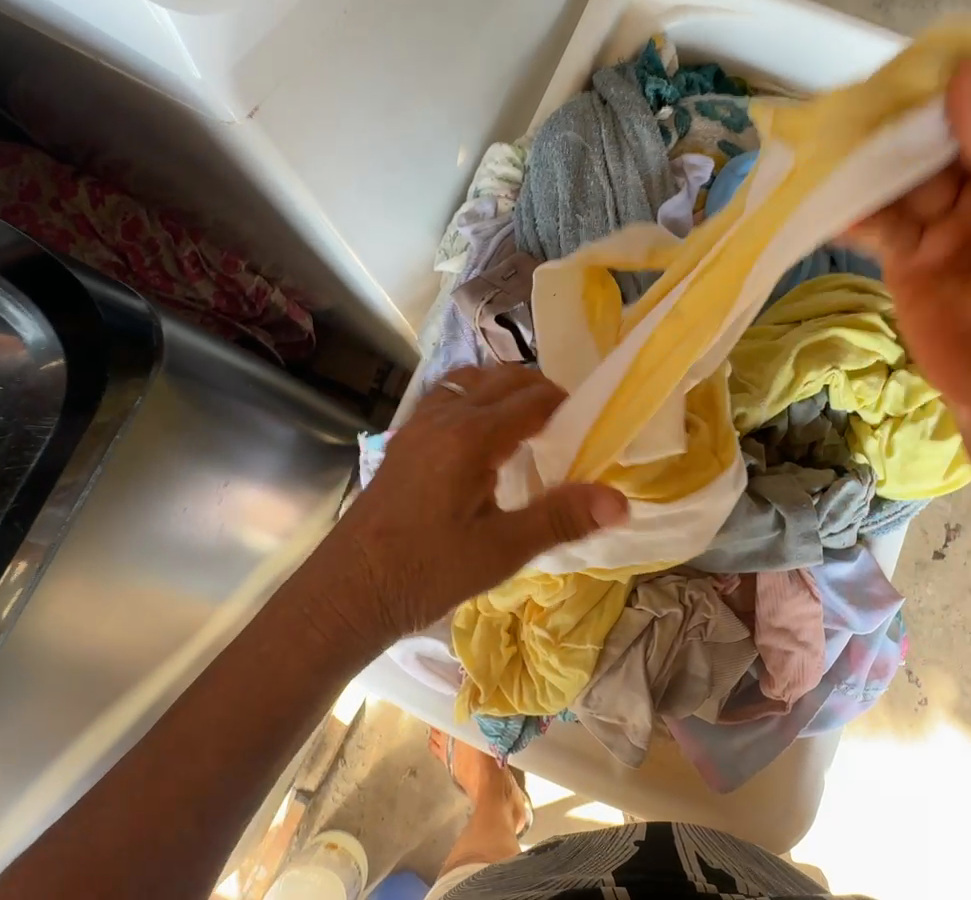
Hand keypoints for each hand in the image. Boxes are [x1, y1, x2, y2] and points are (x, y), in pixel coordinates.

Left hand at [319, 365, 628, 644]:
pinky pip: (447, 396)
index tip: (588, 426)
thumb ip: (560, 518)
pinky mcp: (403, 440)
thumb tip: (621, 501)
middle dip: (540, 391)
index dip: (565, 404)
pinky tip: (482, 436)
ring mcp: (418, 425)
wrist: (348, 592)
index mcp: (471, 437)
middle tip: (566, 426)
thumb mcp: (501, 551)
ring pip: (471, 380)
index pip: (532, 398)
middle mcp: (444, 417)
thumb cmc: (426, 573)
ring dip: (504, 388)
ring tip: (528, 423)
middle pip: (503, 378)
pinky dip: (474, 396)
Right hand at [846, 58, 970, 450]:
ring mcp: (954, 216)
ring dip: (873, 153)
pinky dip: (850, 205)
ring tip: (832, 140)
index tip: (933, 65)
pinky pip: (877, 216)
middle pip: (954, 120)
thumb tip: (968, 75)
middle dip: (913, 109)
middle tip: (864, 100)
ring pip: (908, 165)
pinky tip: (824, 195)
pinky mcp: (909, 253)